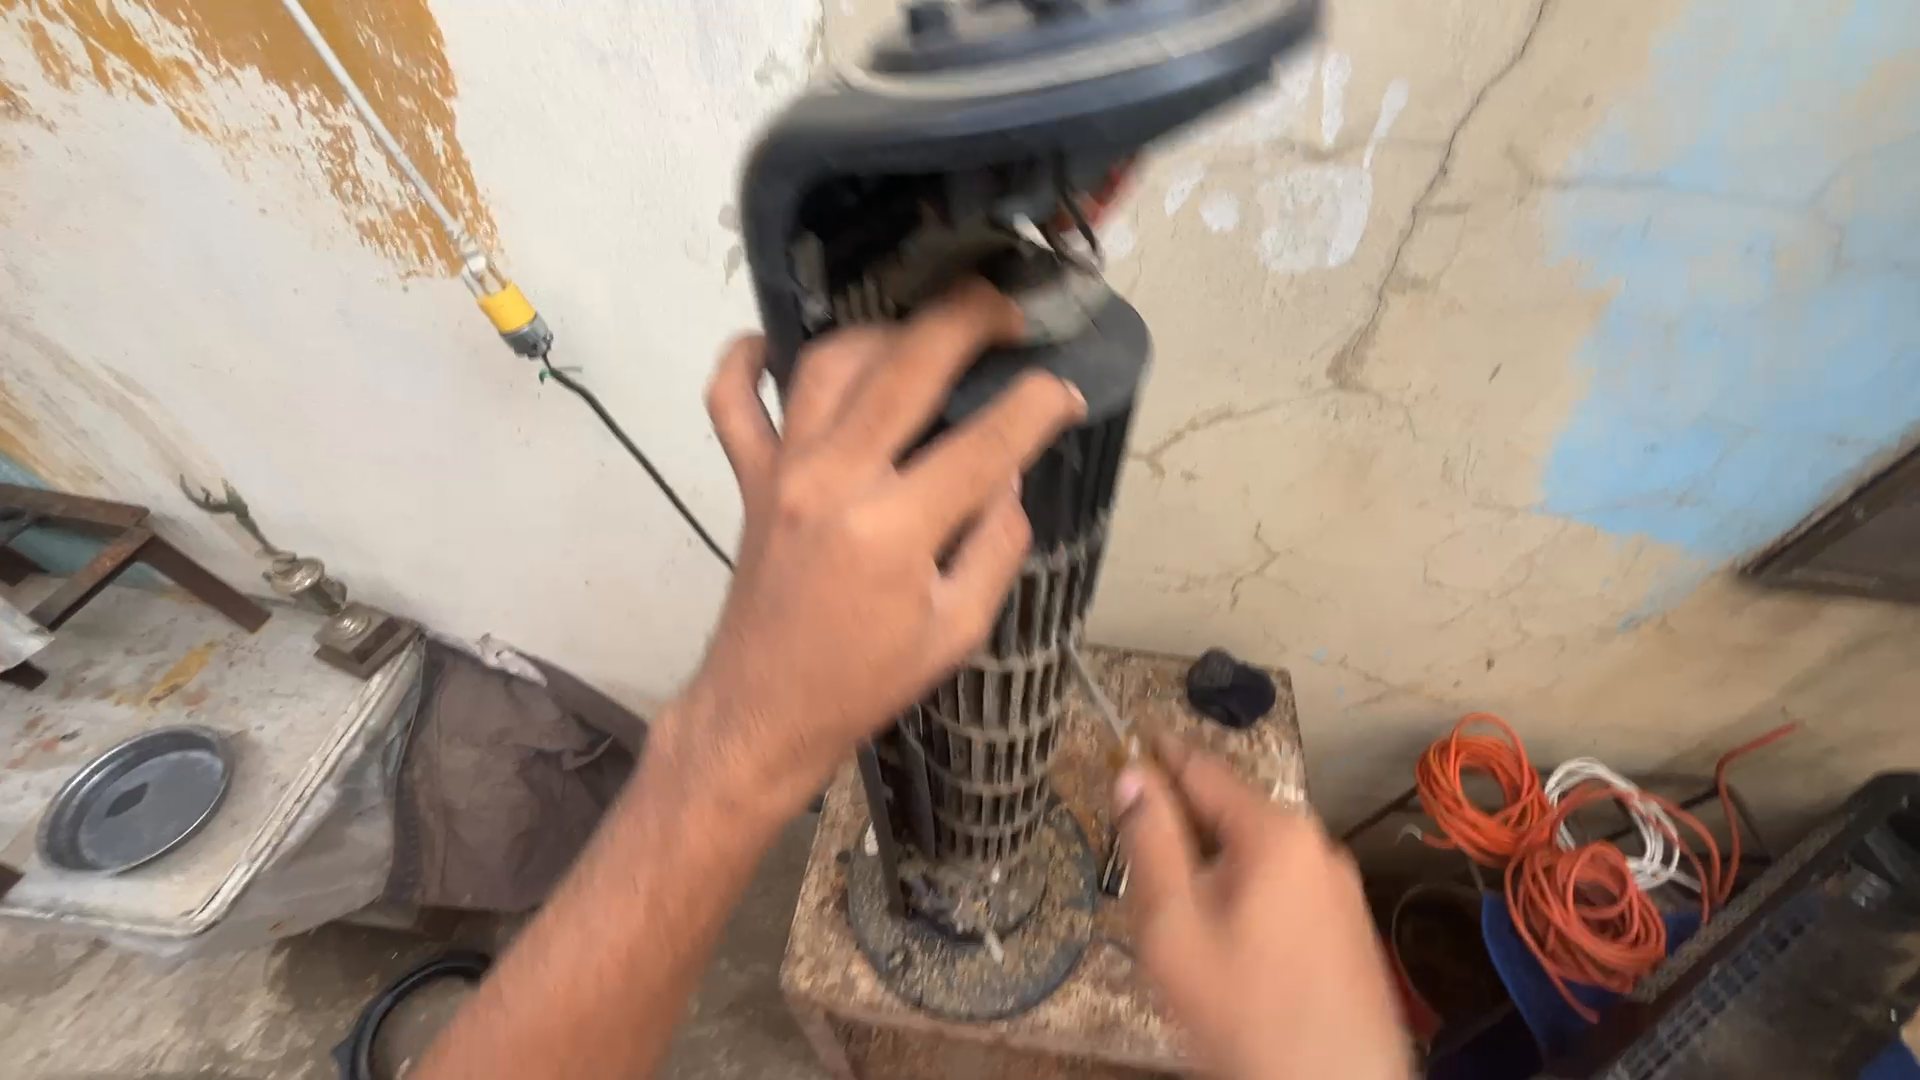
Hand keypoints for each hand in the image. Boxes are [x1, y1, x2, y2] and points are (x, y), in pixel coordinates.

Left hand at [679, 280, 1086, 816]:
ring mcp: (781, 472)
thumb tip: (1007, 477)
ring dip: (883, 333)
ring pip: (828, 364)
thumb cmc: (866, 681)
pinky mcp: (749, 481)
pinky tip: (770, 347)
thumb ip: (996, 545)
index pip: (985, 444)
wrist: (765, 711)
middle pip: (906, 367)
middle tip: (1007, 309)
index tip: (1065, 391)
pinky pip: (731, 403)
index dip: (1037, 407)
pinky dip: (743, 364)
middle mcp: (833, 480)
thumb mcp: (959, 630)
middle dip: (968, 320)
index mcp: (894, 529)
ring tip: (925, 333)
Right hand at [1118, 742, 1412, 1079]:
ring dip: (1210, 859)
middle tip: (1139, 854)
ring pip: (1254, 850)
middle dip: (1181, 821)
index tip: (1127, 738)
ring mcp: (1339, 886)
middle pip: (1228, 810)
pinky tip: (1227, 939)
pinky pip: (1282, 883)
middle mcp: (1316, 843)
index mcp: (1274, 831)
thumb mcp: (1172, 925)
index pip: (1201, 767)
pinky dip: (1243, 887)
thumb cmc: (1242, 1011)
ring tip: (1178, 907)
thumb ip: (1148, 841)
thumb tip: (1131, 774)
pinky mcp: (1349, 925)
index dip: (1158, 753)